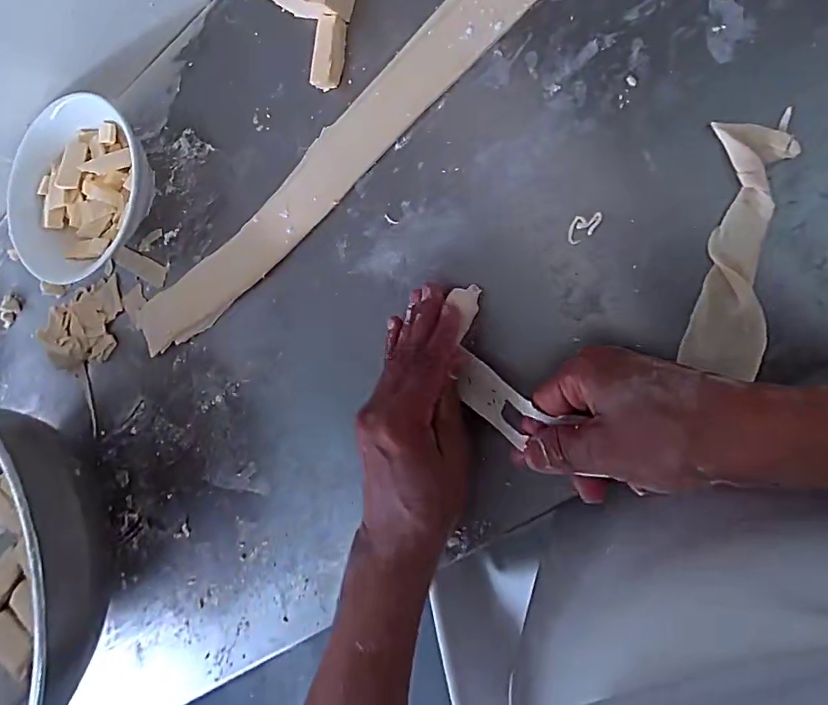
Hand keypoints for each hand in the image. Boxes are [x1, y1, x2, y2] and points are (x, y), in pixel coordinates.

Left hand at [354, 284, 470, 564]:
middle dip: (425, 319)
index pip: (429, 366)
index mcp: (402, 421)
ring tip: (420, 298)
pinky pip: (386, 374)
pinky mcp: (370, 416)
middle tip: (436, 289)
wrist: (394, 538)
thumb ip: (448, 406)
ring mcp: (370, 411)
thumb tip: (449, 364)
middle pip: (408, 356)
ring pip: (395, 361)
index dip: (445, 333)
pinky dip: (393, 348)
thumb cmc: (432, 504)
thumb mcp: (453, 456)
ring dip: (410, 327)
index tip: (457, 304)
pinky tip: (396, 327)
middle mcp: (379, 410)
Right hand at [516, 345, 744, 503]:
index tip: (536, 461)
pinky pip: (626, 424)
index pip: (541, 403)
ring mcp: (635, 379)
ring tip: (628, 477)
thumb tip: (533, 450)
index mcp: (586, 369)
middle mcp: (608, 367)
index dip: (539, 438)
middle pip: (571, 414)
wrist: (740, 435)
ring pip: (600, 423)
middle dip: (578, 454)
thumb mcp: (602, 452)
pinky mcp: (657, 395)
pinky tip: (648, 469)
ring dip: (606, 456)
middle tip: (591, 482)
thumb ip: (558, 452)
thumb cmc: (680, 433)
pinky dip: (630, 449)